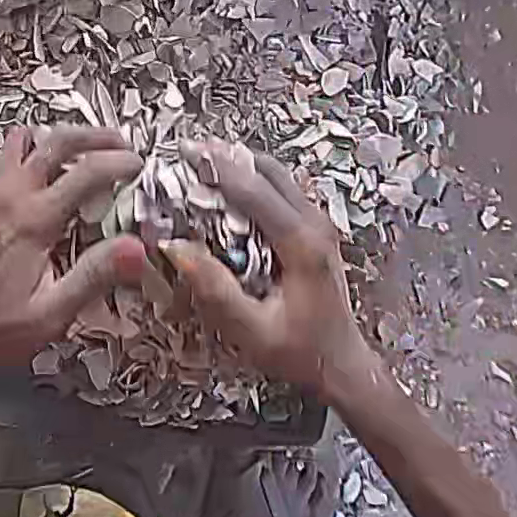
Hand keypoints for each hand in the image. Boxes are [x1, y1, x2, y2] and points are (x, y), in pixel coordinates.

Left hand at [0, 126, 145, 390]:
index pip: (87, 172)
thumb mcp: (51, 312)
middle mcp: (13, 195)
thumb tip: (136, 248)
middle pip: (59, 139)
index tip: (141, 168)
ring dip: (66, 137)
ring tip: (93, 150)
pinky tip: (51, 166)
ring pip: (32, 139)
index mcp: (34, 221)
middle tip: (123, 146)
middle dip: (97, 136)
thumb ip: (94, 276)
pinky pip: (11, 153)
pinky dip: (36, 146)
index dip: (120, 163)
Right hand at [160, 140, 379, 394]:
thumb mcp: (251, 331)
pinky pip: (279, 187)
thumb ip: (214, 289)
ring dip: (238, 163)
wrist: (342, 363)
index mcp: (302, 245)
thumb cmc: (298, 352)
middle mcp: (314, 224)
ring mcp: (318, 222)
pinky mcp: (314, 226)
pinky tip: (226, 185)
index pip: (255, 191)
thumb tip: (174, 246)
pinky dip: (250, 178)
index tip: (185, 153)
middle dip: (226, 156)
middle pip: (268, 170)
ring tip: (201, 162)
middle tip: (188, 152)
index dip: (218, 168)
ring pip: (276, 174)